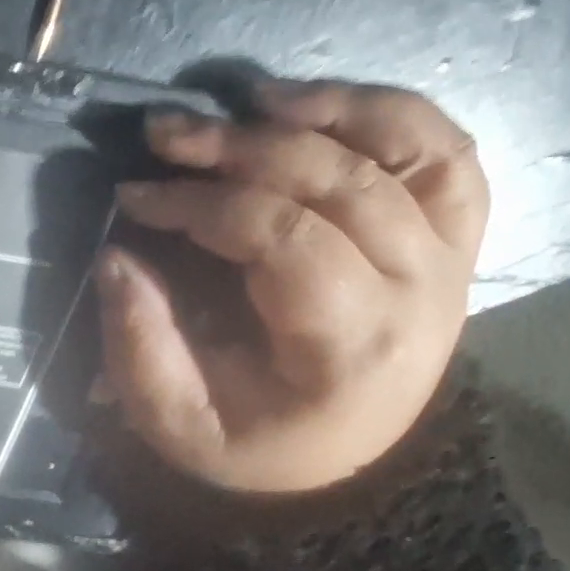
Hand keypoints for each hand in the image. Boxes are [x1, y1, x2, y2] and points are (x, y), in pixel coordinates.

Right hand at [96, 80, 489, 493]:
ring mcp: (450, 258)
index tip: (131, 196)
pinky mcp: (455, 241)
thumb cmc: (246, 447)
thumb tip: (114, 259)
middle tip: (161, 134)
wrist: (336, 467)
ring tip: (241, 103)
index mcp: (347, 342)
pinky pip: (444, 152)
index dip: (199, 204)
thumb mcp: (171, 420)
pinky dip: (386, 115)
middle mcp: (420, 288)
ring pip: (405, 149)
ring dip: (320, 112)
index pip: (279, 236)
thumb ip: (139, 346)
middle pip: (337, 180)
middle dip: (239, 146)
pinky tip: (316, 108)